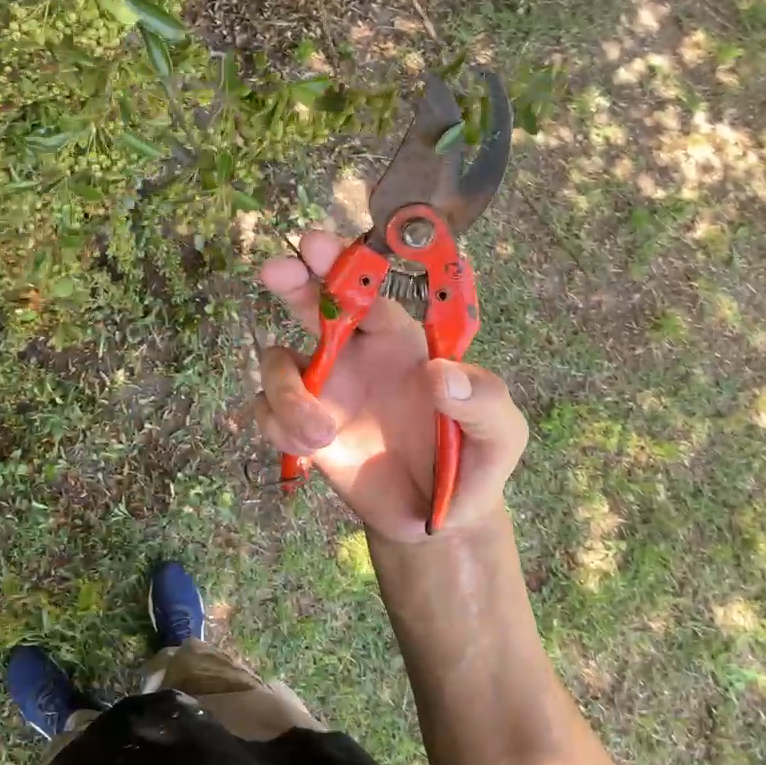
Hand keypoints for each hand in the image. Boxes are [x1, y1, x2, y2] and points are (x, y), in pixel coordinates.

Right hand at [255, 231, 529, 544]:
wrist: (434, 519)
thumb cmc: (469, 463)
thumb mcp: (499, 434)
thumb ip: (483, 402)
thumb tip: (442, 374)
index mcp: (398, 342)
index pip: (367, 294)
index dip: (342, 265)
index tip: (316, 245)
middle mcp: (352, 355)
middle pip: (309, 303)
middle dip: (292, 281)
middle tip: (276, 271)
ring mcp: (321, 390)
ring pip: (276, 364)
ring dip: (288, 395)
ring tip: (321, 435)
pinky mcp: (297, 426)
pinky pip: (266, 411)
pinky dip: (279, 427)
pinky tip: (310, 451)